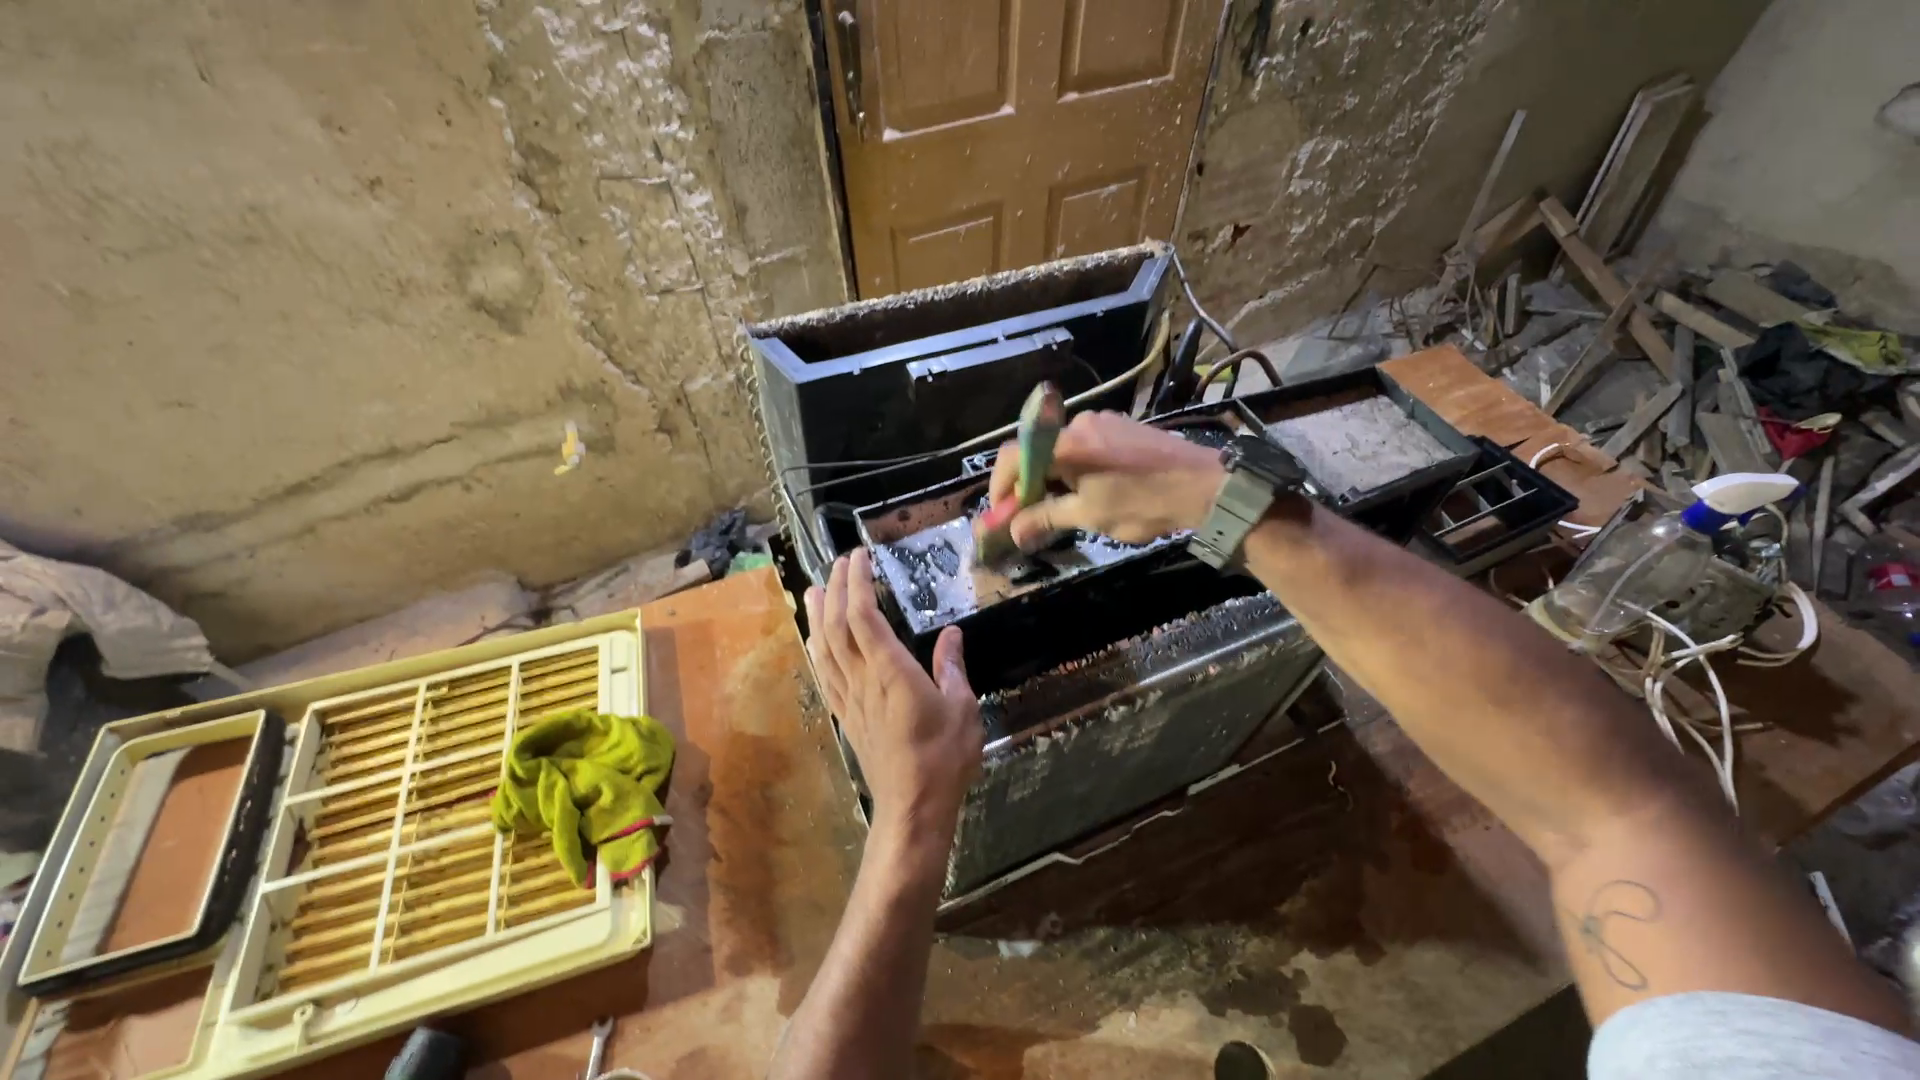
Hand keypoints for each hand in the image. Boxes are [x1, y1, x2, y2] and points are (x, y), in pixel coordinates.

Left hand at [804, 549, 982, 844]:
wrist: (912, 806)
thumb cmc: (943, 757)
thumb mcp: (962, 708)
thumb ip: (952, 669)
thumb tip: (952, 635)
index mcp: (892, 672)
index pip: (865, 617)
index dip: (858, 584)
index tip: (860, 557)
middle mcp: (863, 679)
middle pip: (839, 626)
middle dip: (838, 589)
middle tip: (840, 562)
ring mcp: (850, 698)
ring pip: (825, 648)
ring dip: (818, 615)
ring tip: (815, 588)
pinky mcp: (846, 716)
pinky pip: (824, 674)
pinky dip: (816, 649)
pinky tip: (814, 639)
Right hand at [988, 410, 1224, 548]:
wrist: (1205, 486)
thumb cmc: (1143, 503)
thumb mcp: (1090, 516)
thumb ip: (1046, 518)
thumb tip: (1014, 530)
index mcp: (1066, 444)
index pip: (1013, 457)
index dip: (1000, 486)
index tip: (1002, 514)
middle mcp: (1079, 423)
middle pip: (1036, 451)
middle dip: (1027, 485)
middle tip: (1027, 516)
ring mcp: (1103, 421)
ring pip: (1061, 449)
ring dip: (1052, 477)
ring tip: (1060, 508)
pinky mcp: (1122, 426)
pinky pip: (1085, 445)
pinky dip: (1075, 468)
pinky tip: (1087, 490)